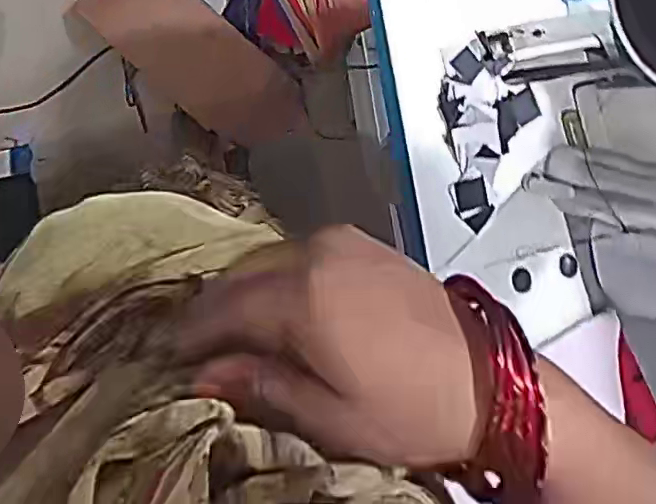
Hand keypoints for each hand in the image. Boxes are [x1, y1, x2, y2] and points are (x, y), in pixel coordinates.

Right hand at [175, 225, 487, 468]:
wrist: (484, 376)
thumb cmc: (412, 406)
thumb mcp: (332, 415)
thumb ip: (262, 384)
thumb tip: (206, 373)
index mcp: (306, 294)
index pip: (228, 306)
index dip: (195, 330)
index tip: (171, 351)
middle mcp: (317, 251)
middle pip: (243, 274)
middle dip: (215, 308)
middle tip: (196, 345)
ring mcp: (339, 240)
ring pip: (268, 257)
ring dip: (245, 289)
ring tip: (233, 330)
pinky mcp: (357, 240)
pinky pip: (298, 250)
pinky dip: (276, 274)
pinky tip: (277, 304)